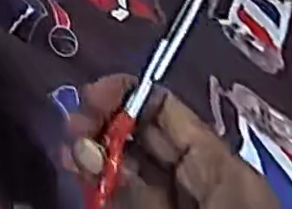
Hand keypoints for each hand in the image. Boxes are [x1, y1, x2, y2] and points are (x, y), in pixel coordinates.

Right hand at [68, 75, 279, 208]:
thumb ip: (136, 185)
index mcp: (221, 169)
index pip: (163, 106)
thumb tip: (84, 148)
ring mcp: (185, 206)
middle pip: (142, 132)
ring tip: (71, 163)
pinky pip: (131, 196)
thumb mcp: (191, 208)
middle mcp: (204, 181)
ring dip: (95, 156)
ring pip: (131, 165)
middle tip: (70, 137)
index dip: (120, 95)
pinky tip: (84, 183)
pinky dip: (104, 186)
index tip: (84, 104)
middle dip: (100, 126)